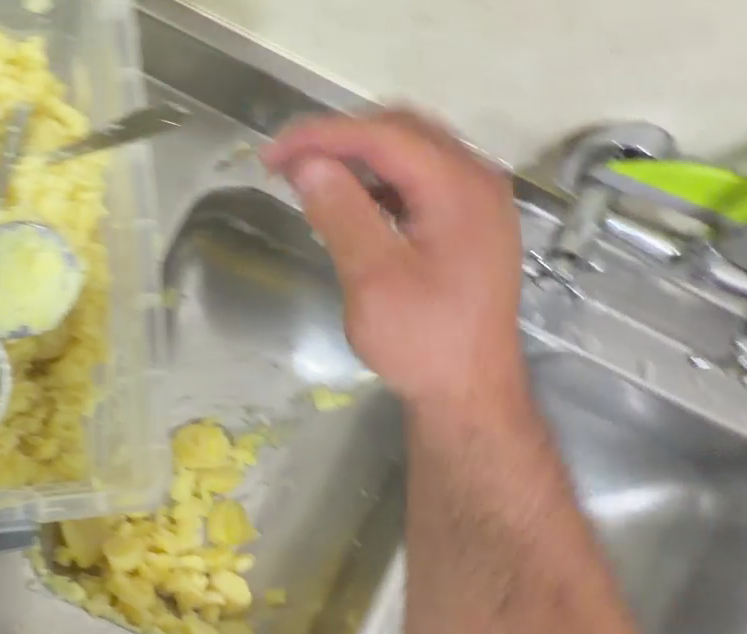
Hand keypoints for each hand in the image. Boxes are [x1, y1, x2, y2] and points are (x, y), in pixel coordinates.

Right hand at [261, 110, 526, 412]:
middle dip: (339, 138)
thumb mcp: (373, 278)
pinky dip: (377, 182)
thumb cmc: (421, 339)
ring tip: (308, 177)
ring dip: (357, 158)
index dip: (322, 136)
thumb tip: (308, 166)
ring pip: (411, 155)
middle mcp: (475, 180)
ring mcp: (476, 202)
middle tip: (284, 162)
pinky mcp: (467, 226)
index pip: (383, 136)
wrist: (469, 389)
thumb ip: (342, 215)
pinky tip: (348, 203)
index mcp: (458, 186)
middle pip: (402, 132)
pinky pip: (419, 182)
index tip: (271, 154)